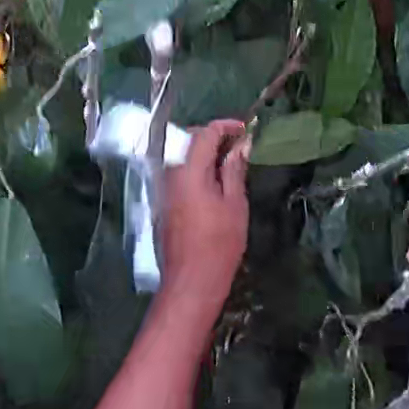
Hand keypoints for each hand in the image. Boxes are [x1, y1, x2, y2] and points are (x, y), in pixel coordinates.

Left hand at [160, 119, 250, 307]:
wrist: (190, 282)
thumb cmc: (219, 244)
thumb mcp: (234, 204)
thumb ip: (234, 169)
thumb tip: (241, 144)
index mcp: (189, 171)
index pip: (205, 133)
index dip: (226, 126)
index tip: (245, 130)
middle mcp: (171, 174)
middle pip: (189, 140)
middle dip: (213, 136)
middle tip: (238, 145)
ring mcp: (164, 189)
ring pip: (182, 156)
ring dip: (204, 152)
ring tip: (229, 163)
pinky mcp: (163, 202)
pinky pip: (179, 173)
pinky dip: (196, 168)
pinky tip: (213, 182)